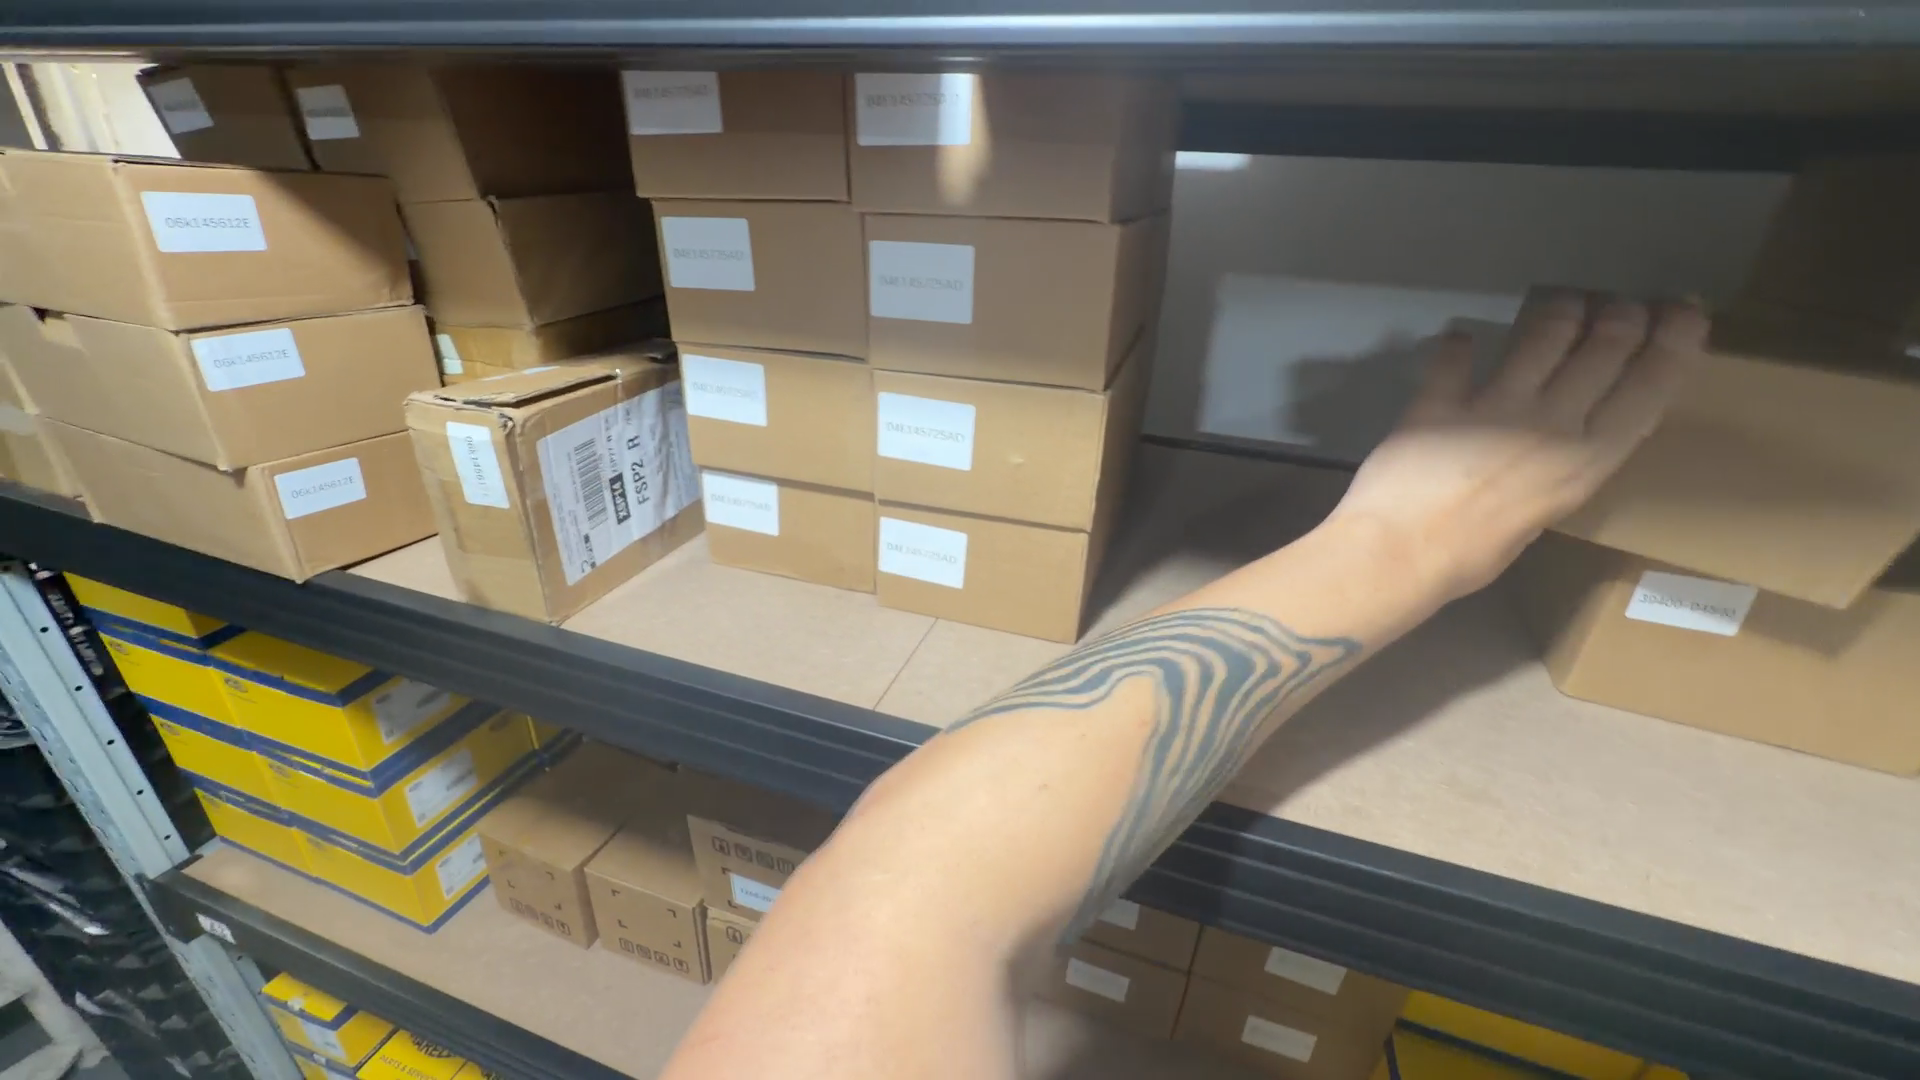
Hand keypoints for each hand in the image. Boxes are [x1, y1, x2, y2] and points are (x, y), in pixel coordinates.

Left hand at [1328, 289, 1709, 601]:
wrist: (1397, 553)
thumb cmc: (1467, 558)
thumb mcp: (1536, 521)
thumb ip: (1550, 480)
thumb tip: (1544, 465)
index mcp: (1588, 461)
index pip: (1650, 388)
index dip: (1673, 344)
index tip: (1684, 314)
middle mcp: (1552, 425)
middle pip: (1604, 351)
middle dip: (1620, 318)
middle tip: (1622, 303)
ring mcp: (1493, 409)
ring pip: (1542, 340)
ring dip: (1557, 314)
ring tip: (1563, 303)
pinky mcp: (1437, 404)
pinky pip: (1452, 361)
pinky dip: (1456, 346)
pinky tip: (1458, 337)